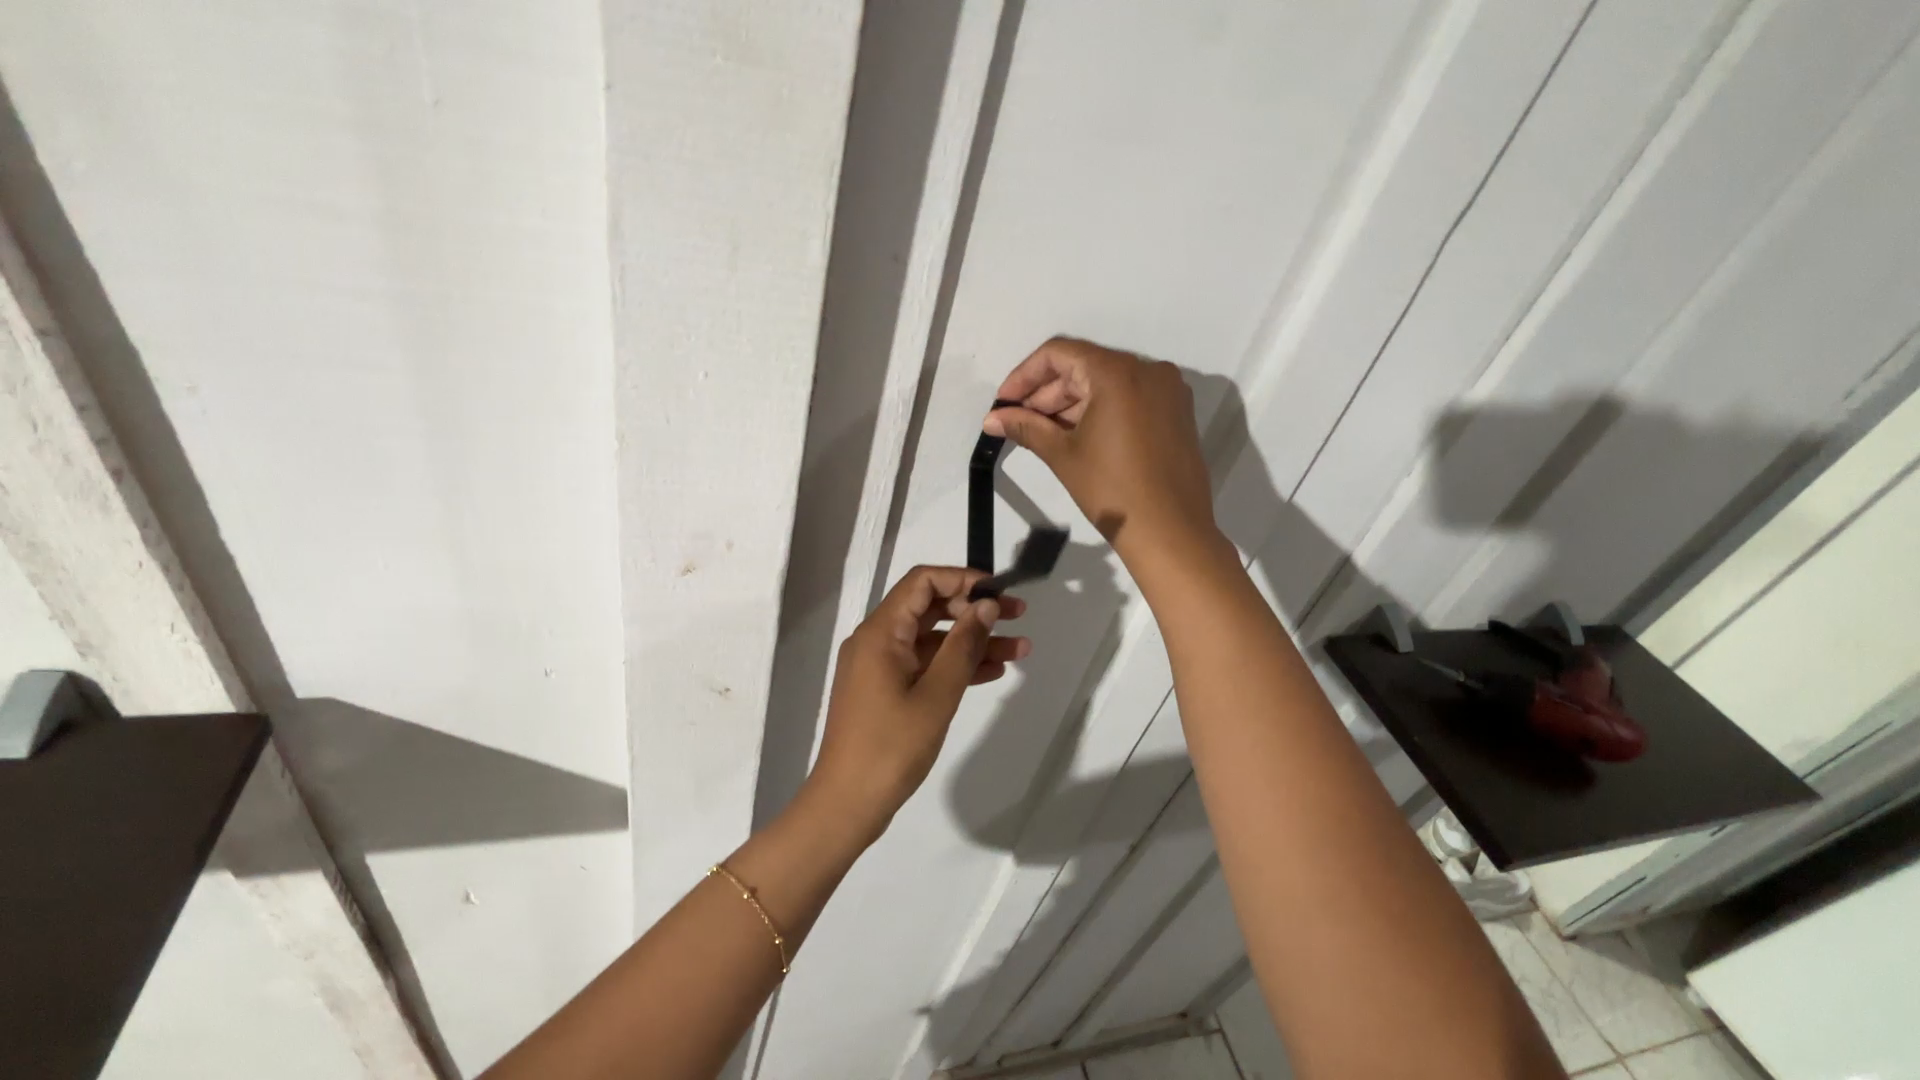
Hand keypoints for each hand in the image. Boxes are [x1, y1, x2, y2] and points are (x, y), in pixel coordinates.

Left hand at [809, 566, 1029, 836]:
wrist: (848, 802)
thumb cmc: (892, 746)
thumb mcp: (936, 694)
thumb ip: (963, 646)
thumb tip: (986, 605)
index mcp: (880, 632)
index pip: (922, 582)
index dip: (963, 580)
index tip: (1000, 593)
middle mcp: (876, 641)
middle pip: (930, 608)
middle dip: (975, 611)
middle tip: (1018, 618)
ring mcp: (879, 667)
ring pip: (932, 640)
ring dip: (972, 642)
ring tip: (1020, 650)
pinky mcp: (885, 691)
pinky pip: (924, 665)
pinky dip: (955, 665)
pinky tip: (991, 672)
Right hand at [983, 337, 1221, 560]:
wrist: (1170, 533)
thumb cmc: (1112, 490)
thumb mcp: (1063, 454)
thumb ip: (1026, 427)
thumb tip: (993, 419)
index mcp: (1118, 372)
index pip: (1060, 354)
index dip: (1024, 376)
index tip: (1004, 404)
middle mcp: (1148, 370)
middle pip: (1085, 366)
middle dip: (1047, 392)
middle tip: (1018, 422)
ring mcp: (1168, 391)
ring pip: (1107, 383)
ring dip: (1071, 403)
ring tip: (1042, 433)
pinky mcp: (1176, 413)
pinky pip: (1130, 398)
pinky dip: (1100, 410)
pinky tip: (1076, 436)